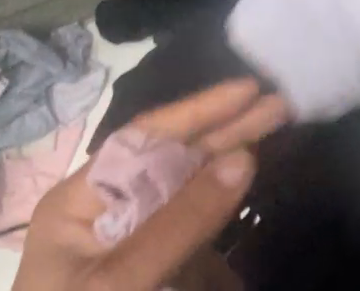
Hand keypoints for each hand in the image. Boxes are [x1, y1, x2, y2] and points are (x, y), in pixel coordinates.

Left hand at [12, 80, 288, 290]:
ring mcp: (130, 242)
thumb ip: (180, 221)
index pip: (144, 138)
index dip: (199, 110)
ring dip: (230, 157)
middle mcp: (104, 211)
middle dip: (225, 129)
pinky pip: (191, 225)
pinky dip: (222, 204)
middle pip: (172, 156)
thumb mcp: (120, 285)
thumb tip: (244, 155)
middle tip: (280, 105)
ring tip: (274, 127)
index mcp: (79, 202)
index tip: (249, 89)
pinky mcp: (154, 270)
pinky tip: (249, 181)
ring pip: (187, 185)